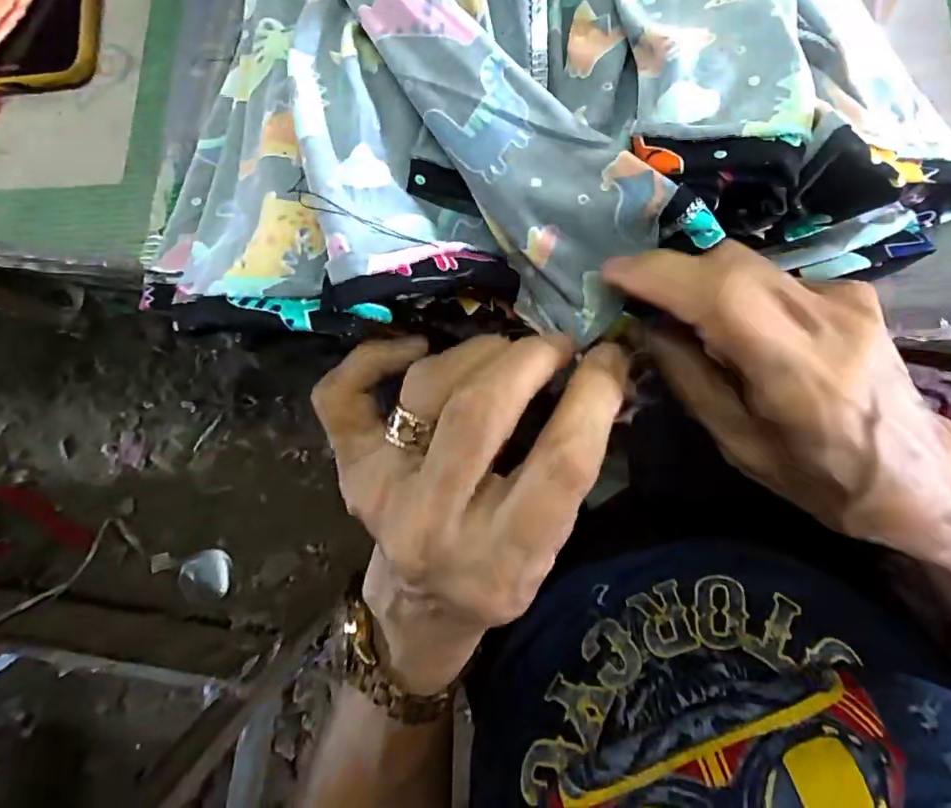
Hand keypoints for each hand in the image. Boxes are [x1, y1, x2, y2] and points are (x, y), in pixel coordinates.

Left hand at [312, 334, 627, 694]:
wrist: (420, 606)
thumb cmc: (497, 574)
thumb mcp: (551, 544)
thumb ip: (569, 469)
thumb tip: (597, 372)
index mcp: (501, 558)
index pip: (560, 464)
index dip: (593, 397)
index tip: (609, 358)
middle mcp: (431, 524)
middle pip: (479, 413)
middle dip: (528, 360)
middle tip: (556, 345)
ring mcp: (380, 492)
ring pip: (425, 387)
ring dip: (478, 352)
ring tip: (508, 351)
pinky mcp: (348, 468)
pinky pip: (341, 396)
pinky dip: (372, 356)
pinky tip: (416, 345)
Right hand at [603, 242, 950, 558]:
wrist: (921, 477)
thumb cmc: (826, 482)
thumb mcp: (743, 447)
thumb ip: (692, 381)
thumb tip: (649, 327)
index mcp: (800, 371)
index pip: (720, 295)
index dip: (660, 274)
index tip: (612, 272)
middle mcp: (827, 319)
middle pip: (730, 263)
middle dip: (673, 271)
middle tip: (636, 294)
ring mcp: (847, 298)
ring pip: (750, 264)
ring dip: (704, 280)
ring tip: (685, 316)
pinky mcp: (855, 292)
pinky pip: (775, 276)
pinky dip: (742, 290)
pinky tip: (744, 326)